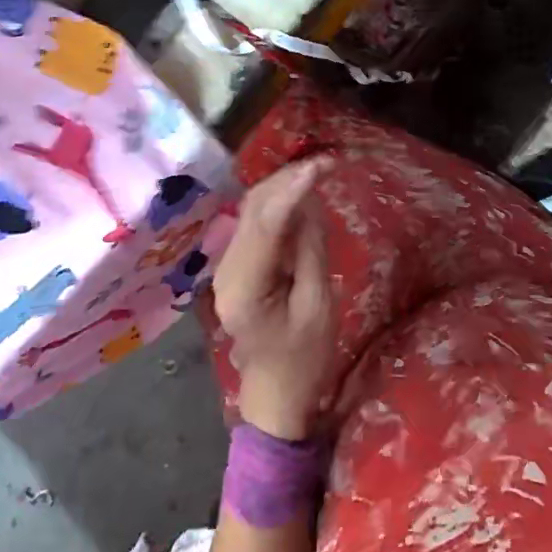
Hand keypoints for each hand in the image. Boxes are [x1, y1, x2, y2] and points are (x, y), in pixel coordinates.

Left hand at [212, 159, 336, 439]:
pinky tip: (302, 192)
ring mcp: (225, 267)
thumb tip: (311, 201)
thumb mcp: (318, 306)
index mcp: (244, 288)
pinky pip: (256, 224)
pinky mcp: (235, 266)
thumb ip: (311, 250)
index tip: (322, 163)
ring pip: (251, 212)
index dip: (292, 188)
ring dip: (283, 186)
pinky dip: (279, 204)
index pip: (266, 224)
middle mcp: (225, 271)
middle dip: (288, 179)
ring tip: (318, 167)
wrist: (275, 393)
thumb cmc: (304, 358)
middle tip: (326, 159)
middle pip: (253, 210)